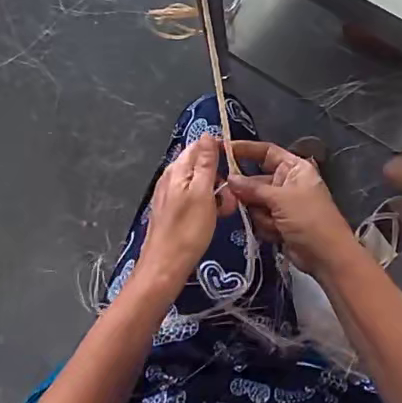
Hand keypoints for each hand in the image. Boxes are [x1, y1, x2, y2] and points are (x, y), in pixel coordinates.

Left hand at [136, 134, 235, 294]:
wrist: (165, 267)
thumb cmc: (187, 231)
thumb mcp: (202, 193)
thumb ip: (205, 163)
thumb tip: (207, 135)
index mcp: (177, 169)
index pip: (200, 146)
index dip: (220, 152)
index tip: (236, 167)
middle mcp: (171, 177)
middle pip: (201, 164)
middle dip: (220, 177)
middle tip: (228, 198)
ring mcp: (170, 194)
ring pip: (200, 183)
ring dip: (216, 193)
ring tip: (222, 211)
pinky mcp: (173, 210)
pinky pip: (195, 197)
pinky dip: (207, 204)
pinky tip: (211, 218)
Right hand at [225, 140, 355, 270]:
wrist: (326, 256)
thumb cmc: (309, 219)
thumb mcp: (281, 199)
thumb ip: (253, 188)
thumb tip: (230, 178)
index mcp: (294, 168)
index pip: (266, 152)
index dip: (245, 149)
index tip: (222, 149)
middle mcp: (287, 183)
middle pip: (256, 180)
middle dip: (249, 193)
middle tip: (235, 199)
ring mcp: (282, 204)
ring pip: (254, 203)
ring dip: (260, 215)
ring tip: (274, 223)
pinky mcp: (278, 223)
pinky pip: (260, 219)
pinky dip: (265, 227)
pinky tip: (277, 234)